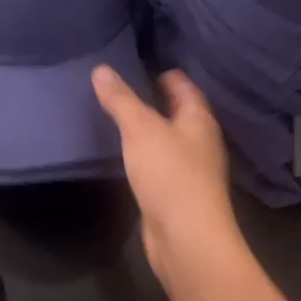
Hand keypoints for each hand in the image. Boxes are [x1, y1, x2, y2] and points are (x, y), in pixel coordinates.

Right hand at [92, 66, 237, 280]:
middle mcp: (200, 140)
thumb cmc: (170, 174)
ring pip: (167, 137)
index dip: (163, 70)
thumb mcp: (140, 129)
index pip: (183, 84)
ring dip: (147, 126)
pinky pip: (159, 161)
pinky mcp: (177, 192)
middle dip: (153, 97)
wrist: (187, 240)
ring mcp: (191, 168)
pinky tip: (125, 151)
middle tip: (120, 83)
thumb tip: (101, 68)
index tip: (136, 60)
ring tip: (116, 113)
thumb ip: (120, 99)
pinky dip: (144, 152)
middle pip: (177, 110)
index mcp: (199, 118)